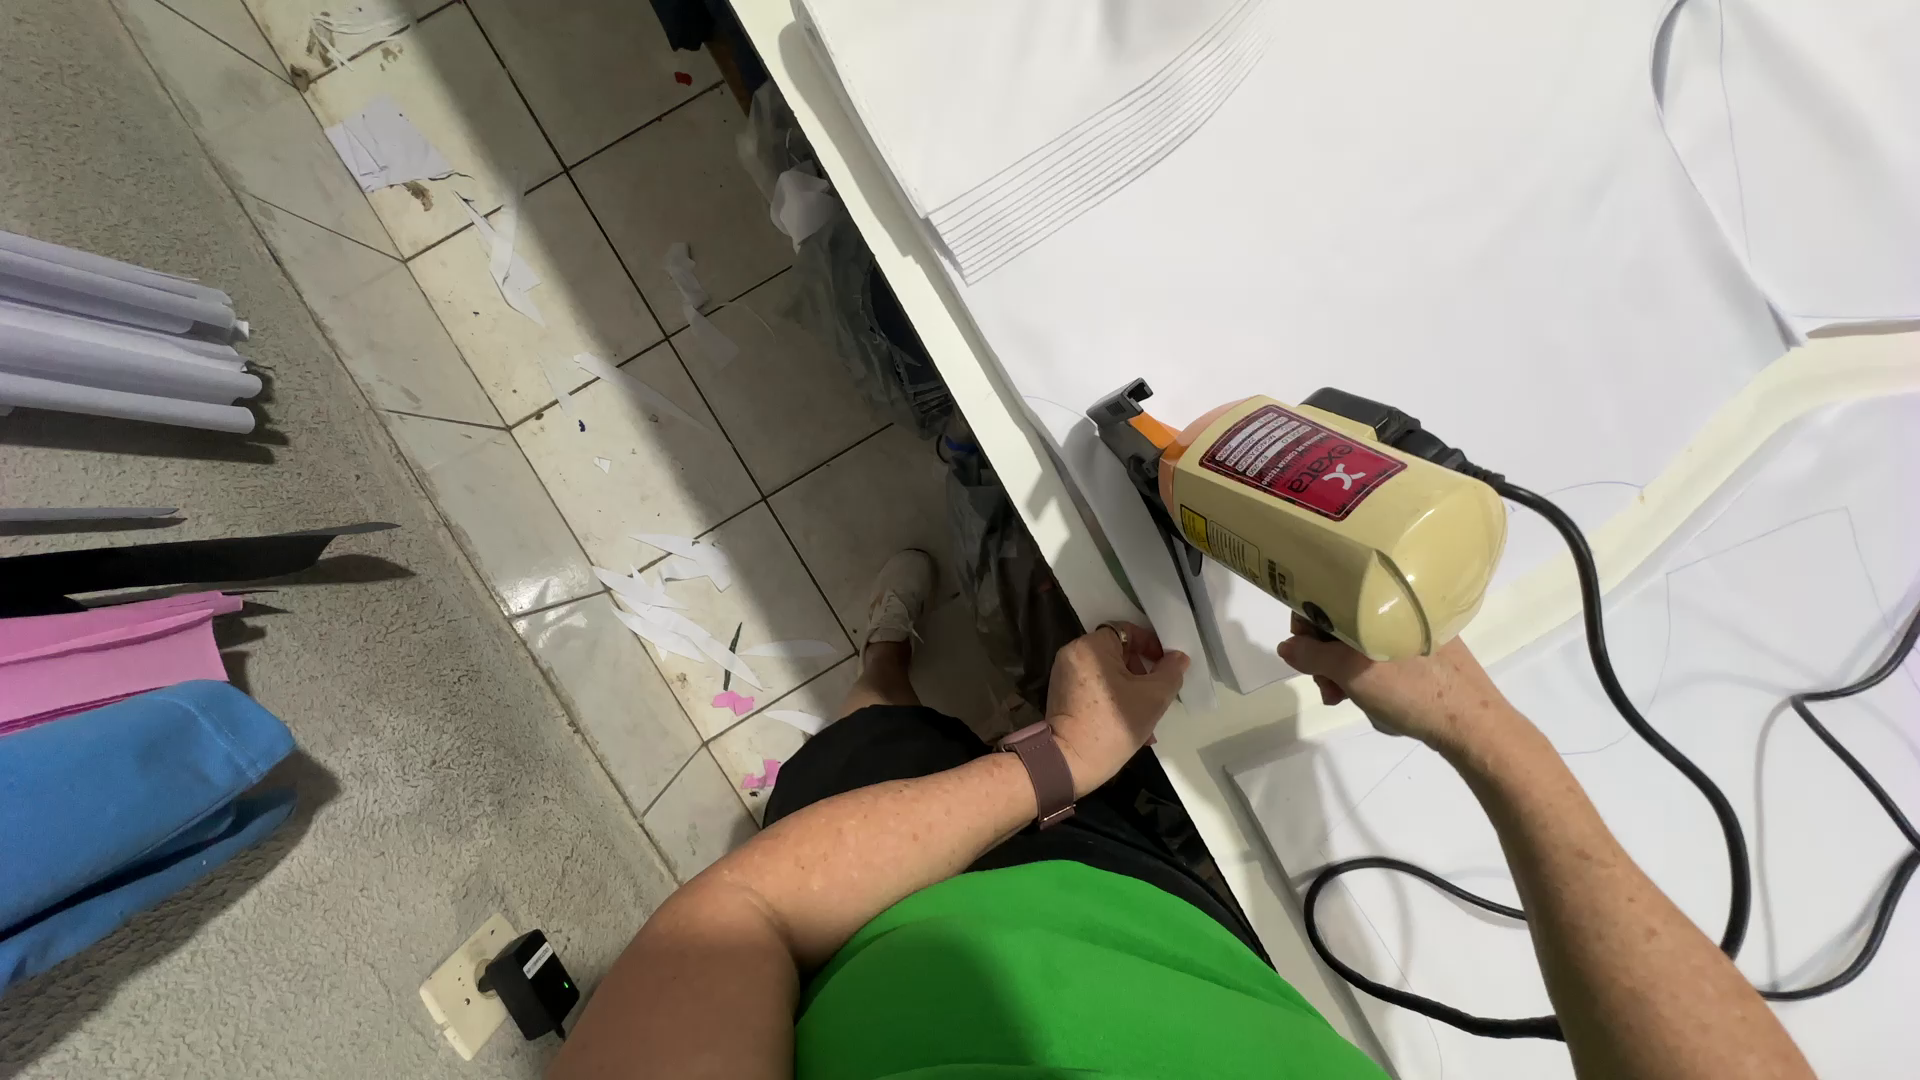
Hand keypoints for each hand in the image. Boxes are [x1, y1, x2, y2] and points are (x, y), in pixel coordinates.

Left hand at [1044, 622, 1189, 796]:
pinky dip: (1113, 697)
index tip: (1166, 664)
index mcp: (1090, 646)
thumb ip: (1170, 672)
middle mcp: (1073, 653)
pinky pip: (1095, 686)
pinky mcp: (1062, 694)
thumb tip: (1178, 657)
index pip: (1126, 631)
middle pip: (1117, 652)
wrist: (1071, 762)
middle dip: (1142, 672)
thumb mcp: (1153, 697)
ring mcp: (1065, 674)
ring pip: (1108, 672)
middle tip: (1158, 693)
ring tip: (1148, 717)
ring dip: (1131, 690)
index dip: (1150, 644)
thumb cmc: (1114, 724)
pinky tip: (1130, 725)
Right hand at [1276, 614, 1519, 752]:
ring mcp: (1416, 635)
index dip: (1308, 622)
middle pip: (1343, 623)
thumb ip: (1311, 656)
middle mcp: (1401, 611)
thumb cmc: (1412, 692)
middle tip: (1323, 684)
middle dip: (1322, 654)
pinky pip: (1382, 656)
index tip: (1302, 651)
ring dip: (1340, 670)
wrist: (1475, 728)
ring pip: (1361, 643)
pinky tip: (1364, 699)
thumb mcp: (1350, 673)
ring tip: (1341, 697)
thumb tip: (1287, 647)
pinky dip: (1365, 674)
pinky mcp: (1427, 657)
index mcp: (1385, 603)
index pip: (1330, 597)